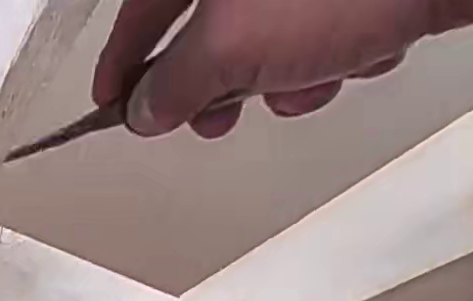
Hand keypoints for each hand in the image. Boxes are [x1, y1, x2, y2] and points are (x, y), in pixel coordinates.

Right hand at [92, 0, 472, 138]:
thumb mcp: (228, 45)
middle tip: (213, 117)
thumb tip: (147, 108)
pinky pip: (332, 12)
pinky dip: (338, 47)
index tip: (110, 103)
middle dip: (214, 79)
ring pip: (275, 24)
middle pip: (212, 19)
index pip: (144, 4)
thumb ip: (171, 84)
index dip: (120, 61)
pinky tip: (361, 52)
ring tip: (306, 85)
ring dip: (281, 73)